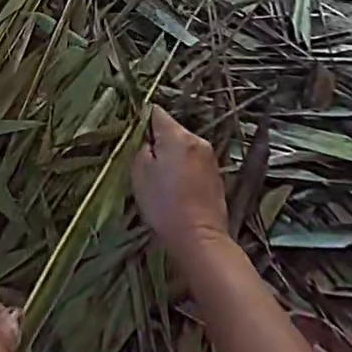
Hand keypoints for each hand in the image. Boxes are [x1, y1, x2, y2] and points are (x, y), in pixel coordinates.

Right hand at [132, 107, 230, 257]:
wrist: (200, 239)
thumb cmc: (164, 204)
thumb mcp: (139, 171)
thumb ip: (140, 145)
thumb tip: (146, 136)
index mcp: (177, 135)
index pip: (155, 112)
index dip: (141, 121)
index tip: (134, 139)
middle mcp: (197, 139)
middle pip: (171, 129)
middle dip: (158, 141)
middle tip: (146, 163)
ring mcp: (210, 157)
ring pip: (183, 146)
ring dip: (172, 155)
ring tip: (162, 178)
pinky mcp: (216, 175)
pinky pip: (194, 161)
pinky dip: (184, 168)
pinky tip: (178, 188)